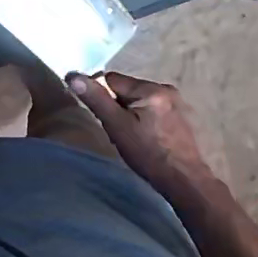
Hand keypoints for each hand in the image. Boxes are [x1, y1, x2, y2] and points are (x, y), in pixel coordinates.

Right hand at [67, 72, 219, 199]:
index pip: (111, 79)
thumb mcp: (117, 126)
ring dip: (129, 114)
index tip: (106, 120)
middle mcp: (166, 88)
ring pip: (138, 100)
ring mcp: (176, 102)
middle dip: (116, 107)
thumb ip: (96, 99)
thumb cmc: (148, 154)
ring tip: (132, 138)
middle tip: (118, 131)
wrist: (184, 180)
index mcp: (150, 88)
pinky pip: (152, 109)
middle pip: (126, 89)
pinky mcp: (181, 115)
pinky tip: (146, 139)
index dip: (102, 98)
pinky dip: (143, 119)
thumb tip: (73, 76)